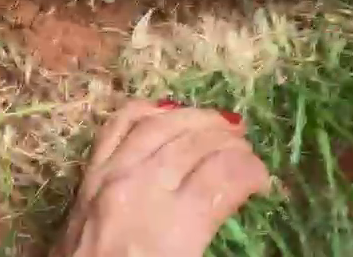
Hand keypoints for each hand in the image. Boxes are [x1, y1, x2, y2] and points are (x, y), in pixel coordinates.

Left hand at [56, 100, 272, 256]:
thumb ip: (216, 241)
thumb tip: (237, 207)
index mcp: (172, 231)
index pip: (220, 177)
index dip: (250, 171)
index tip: (265, 179)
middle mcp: (139, 189)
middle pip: (191, 145)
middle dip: (226, 141)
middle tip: (247, 147)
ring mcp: (109, 176)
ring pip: (156, 126)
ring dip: (192, 118)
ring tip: (219, 122)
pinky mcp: (87, 174)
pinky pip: (117, 126)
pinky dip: (145, 111)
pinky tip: (165, 110)